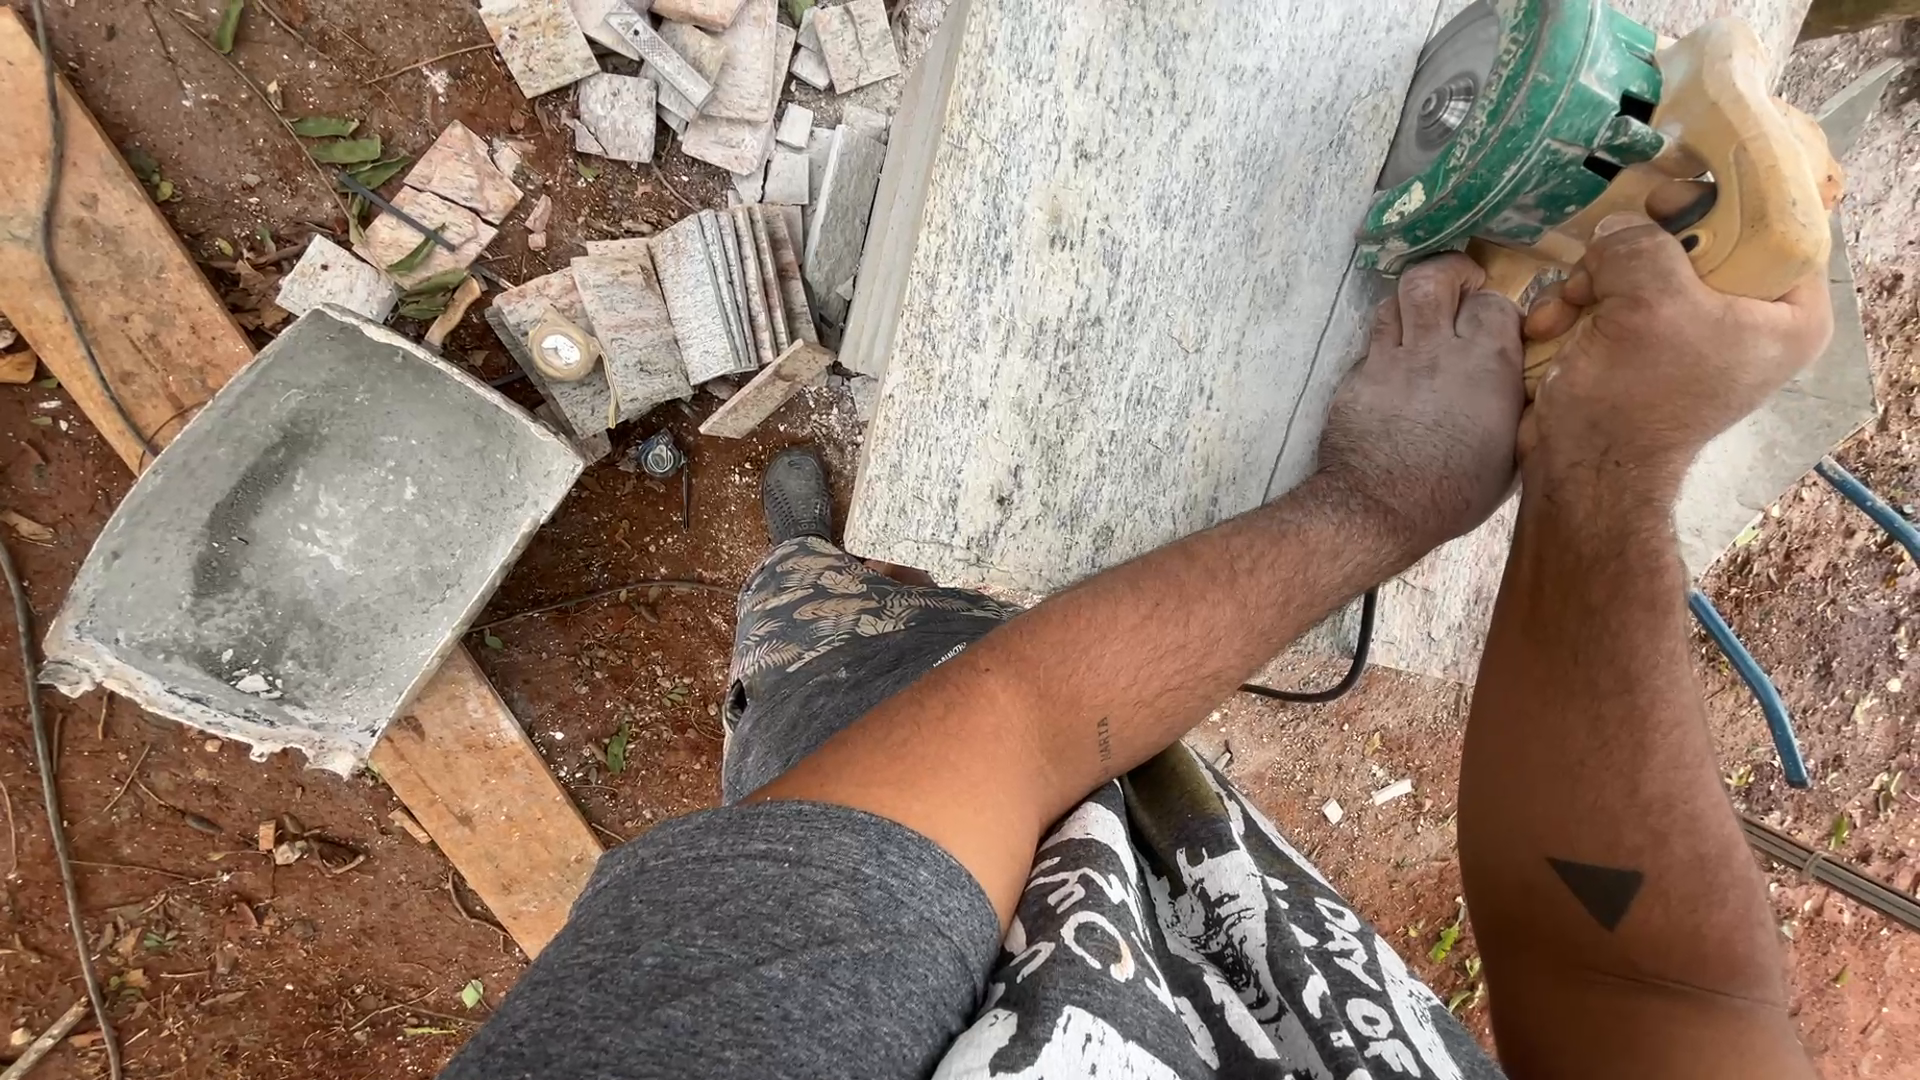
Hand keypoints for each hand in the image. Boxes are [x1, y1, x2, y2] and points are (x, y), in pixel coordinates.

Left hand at [1317, 254, 1524, 558]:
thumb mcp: (1512, 448)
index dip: (1489, 305)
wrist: (1379, 508)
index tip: (1487, 321)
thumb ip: (1516, 402)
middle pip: (1429, 279)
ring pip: (1390, 305)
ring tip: (1416, 327)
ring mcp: (1386, 363)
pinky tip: (1389, 378)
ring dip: (1406, 308)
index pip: (1491, 302)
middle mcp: (1433, 351)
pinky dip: (1380, 353)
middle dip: (1443, 274)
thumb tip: (1517, 384)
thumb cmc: (1454, 490)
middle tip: (1451, 294)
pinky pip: (1367, 349)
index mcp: (1487, 363)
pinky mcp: (1352, 382)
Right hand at [1521, 212, 1832, 488]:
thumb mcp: (1647, 308)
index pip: (1772, 226)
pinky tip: (1546, 329)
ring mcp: (1677, 339)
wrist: (1574, 468)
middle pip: (1688, 250)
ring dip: (1583, 288)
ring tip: (1556, 314)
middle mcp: (1738, 321)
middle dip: (1625, 259)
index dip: (1717, 203)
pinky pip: (1603, 309)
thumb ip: (1640, 248)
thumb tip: (1618, 227)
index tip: (1662, 197)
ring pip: (1633, 278)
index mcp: (1784, 312)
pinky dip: (1569, 313)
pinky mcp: (1627, 354)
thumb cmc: (1629, 398)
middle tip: (1592, 272)